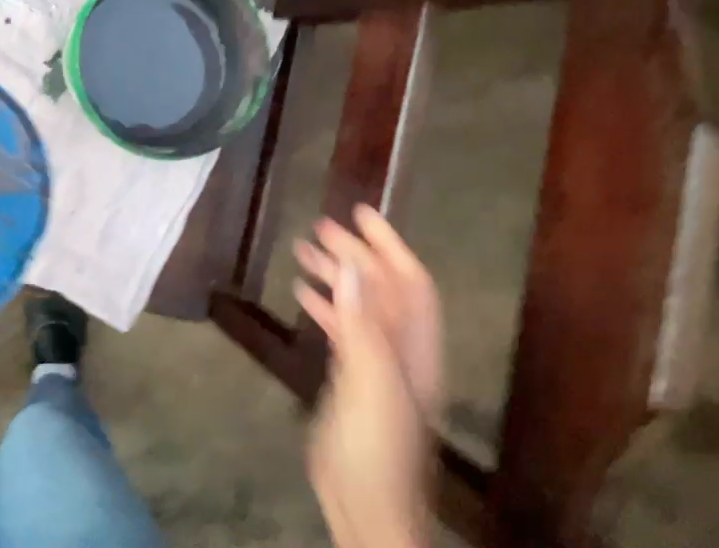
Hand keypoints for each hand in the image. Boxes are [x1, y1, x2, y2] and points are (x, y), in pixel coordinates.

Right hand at [292, 205, 443, 547]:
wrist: (366, 505)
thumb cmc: (375, 445)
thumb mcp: (369, 381)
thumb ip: (361, 323)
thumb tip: (350, 266)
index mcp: (415, 348)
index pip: (408, 284)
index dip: (388, 245)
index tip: (360, 213)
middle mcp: (402, 350)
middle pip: (383, 290)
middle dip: (356, 254)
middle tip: (321, 226)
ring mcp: (378, 365)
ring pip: (361, 306)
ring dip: (337, 276)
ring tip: (304, 250)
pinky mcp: (354, 380)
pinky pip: (344, 330)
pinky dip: (327, 306)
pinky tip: (302, 293)